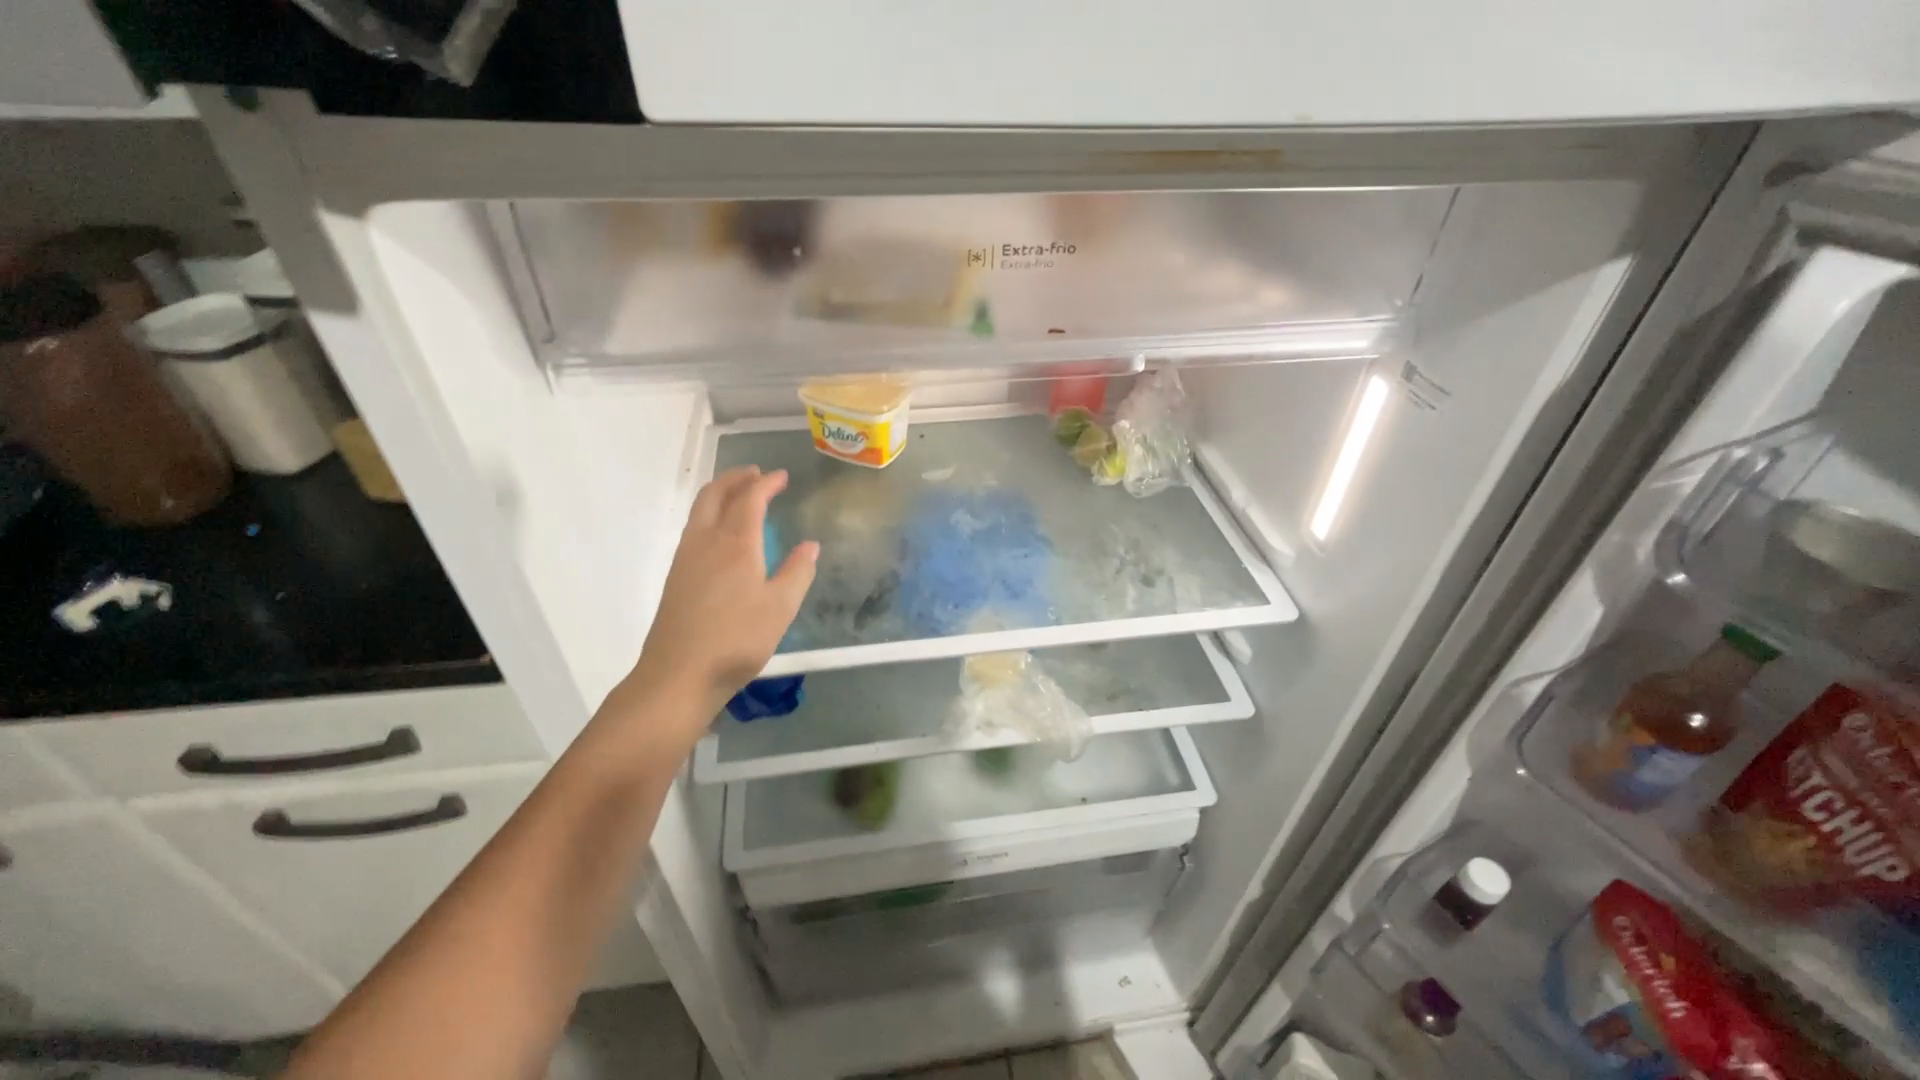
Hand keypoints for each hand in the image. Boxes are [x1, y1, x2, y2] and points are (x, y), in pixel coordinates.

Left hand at [627, 467, 817, 725]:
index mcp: (735, 544)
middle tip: (757, 475)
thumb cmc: (737, 640)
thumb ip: (798, 573)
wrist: (679, 674)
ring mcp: (686, 559)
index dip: (767, 483)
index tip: (782, 476)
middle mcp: (706, 541)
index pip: (750, 499)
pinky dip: (711, 515)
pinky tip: (722, 536)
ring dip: (721, 494)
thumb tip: (810, 545)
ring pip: (700, 511)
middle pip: (716, 494)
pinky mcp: (676, 577)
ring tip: (740, 496)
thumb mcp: (780, 608)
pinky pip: (694, 529)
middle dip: (736, 479)